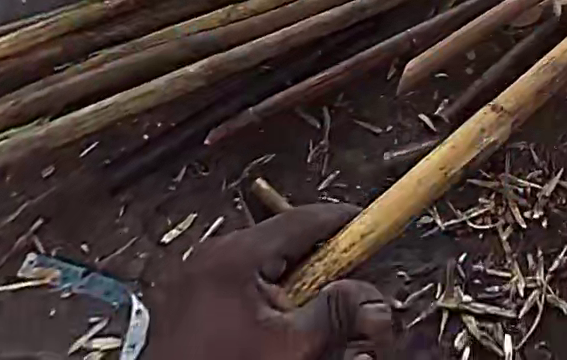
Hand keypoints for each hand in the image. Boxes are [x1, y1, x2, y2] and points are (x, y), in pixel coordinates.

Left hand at [147, 204, 394, 359]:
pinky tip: (276, 325)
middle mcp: (216, 252)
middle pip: (284, 239)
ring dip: (293, 280)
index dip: (340, 220)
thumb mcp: (285, 349)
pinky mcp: (191, 295)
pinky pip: (242, 281)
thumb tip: (376, 300)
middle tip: (346, 279)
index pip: (303, 219)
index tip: (368, 224)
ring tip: (309, 313)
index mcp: (238, 253)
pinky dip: (267, 294)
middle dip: (319, 258)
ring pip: (264, 261)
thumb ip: (332, 317)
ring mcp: (199, 273)